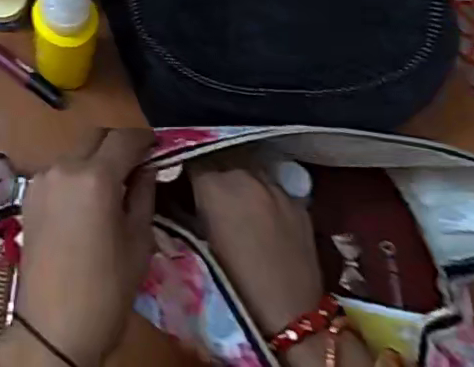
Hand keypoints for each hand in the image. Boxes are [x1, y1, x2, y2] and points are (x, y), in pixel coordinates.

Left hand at [0, 129, 156, 366]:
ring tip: (112, 187)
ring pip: (75, 152)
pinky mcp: (29, 193)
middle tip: (137, 164)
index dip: (144, 138)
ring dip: (95, 159)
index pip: (123, 138)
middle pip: (95, 137)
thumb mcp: (138, 243)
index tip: (157, 146)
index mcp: (94, 177)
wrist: (51, 327)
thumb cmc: (105, 291)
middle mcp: (64, 167)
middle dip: (118, 144)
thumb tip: (147, 168)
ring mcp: (42, 178)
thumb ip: (143, 195)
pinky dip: (75, 174)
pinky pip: (58, 171)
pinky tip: (86, 201)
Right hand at [190, 163, 323, 330]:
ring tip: (235, 197)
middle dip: (212, 167)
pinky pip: (273, 186)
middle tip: (207, 187)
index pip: (192, 156)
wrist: (291, 315)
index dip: (185, 164)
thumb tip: (175, 190)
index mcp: (214, 184)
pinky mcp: (298, 202)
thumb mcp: (199, 240)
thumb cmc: (234, 283)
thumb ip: (185, 206)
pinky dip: (263, 193)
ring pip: (249, 167)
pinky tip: (262, 213)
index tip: (181, 175)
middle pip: (221, 156)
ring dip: (238, 176)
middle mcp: (244, 175)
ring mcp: (275, 186)